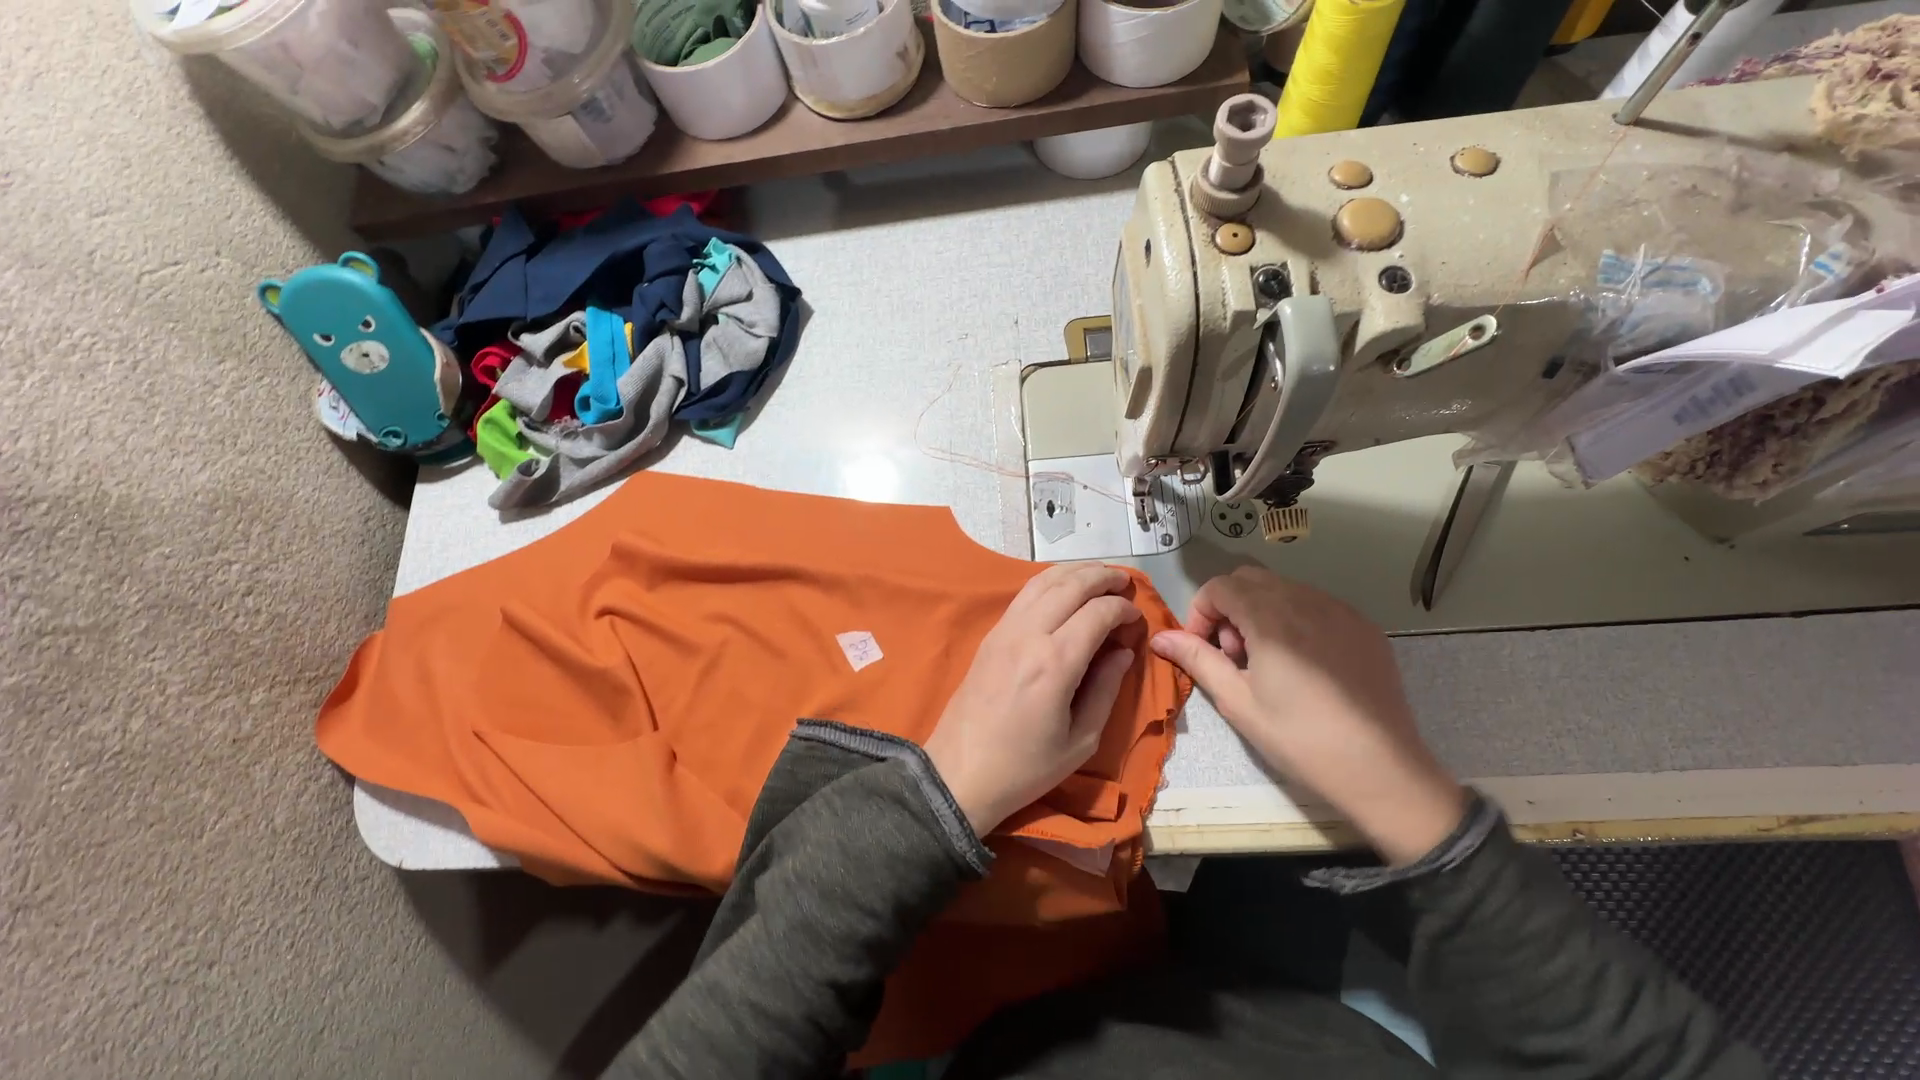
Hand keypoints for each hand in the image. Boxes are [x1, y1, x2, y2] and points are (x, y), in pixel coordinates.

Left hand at [925, 562, 1142, 835]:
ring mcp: (1004, 631)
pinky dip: (1049, 583)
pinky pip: (1023, 595)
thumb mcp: (1080, 740)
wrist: (960, 774)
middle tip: (1125, 581)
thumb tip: (1123, 652)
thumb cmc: (1025, 767)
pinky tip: (1064, 591)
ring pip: (1042, 581)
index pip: (1098, 612)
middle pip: (1070, 585)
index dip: (1123, 608)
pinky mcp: (990, 637)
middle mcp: (1028, 635)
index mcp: (1055, 662)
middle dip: (1102, 576)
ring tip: (1098, 577)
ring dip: (1074, 573)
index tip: (1137, 620)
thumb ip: (1106, 689)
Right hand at [1149, 567, 1466, 864]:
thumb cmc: (1300, 739)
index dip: (1201, 612)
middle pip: (1251, 579)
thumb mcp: (1238, 703)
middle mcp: (1306, 601)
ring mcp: (1341, 611)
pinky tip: (1303, 666)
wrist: (1381, 768)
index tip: (1203, 649)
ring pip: (1285, 589)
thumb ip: (1198, 660)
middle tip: (1233, 656)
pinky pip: (1317, 605)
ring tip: (1267, 663)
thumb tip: (1159, 637)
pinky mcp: (1364, 626)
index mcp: (1271, 618)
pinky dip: (1295, 620)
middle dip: (1229, 608)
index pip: (1220, 586)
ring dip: (1261, 612)